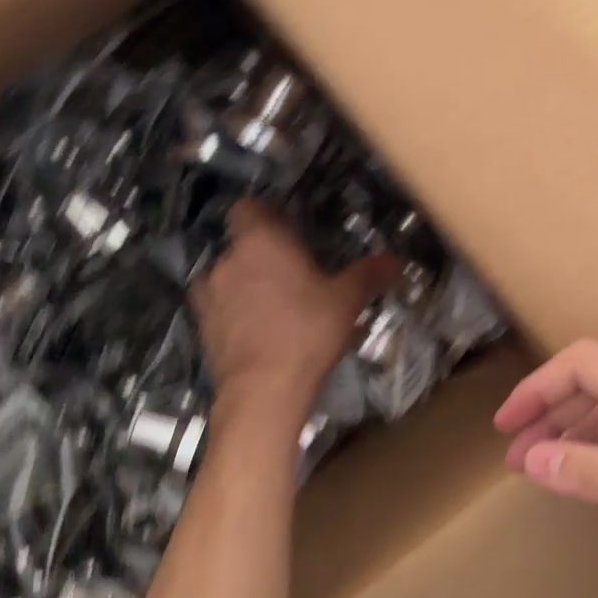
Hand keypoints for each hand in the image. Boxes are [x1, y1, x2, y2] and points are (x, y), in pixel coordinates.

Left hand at [190, 202, 397, 420]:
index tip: (290, 226)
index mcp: (262, 242)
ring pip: (230, 277)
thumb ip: (370, 274)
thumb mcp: (349, 300)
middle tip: (299, 272)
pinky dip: (238, 312)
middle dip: (267, 254)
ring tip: (280, 304)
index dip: (267, 213)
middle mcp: (228, 261)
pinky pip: (222, 307)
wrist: (264, 390)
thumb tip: (395, 260)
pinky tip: (264, 330)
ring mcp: (209, 296)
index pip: (248, 208)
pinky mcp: (202, 328)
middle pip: (244, 245)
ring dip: (250, 283)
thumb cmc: (308, 330)